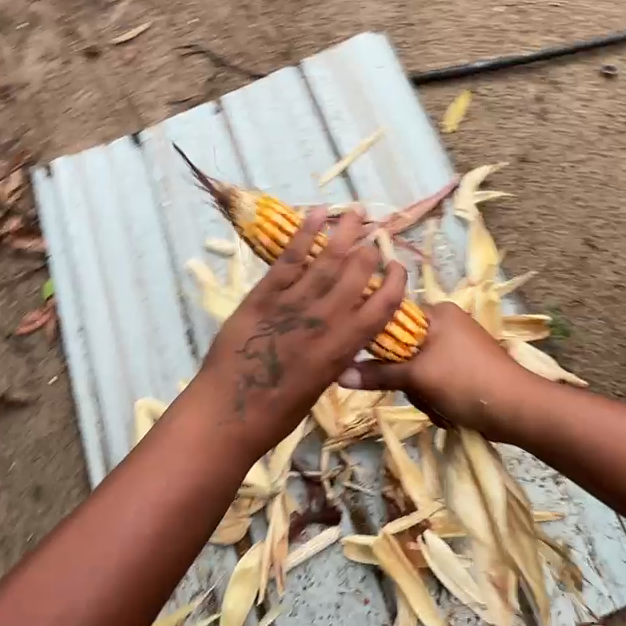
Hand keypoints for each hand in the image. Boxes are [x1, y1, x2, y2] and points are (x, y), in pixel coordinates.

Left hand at [196, 208, 408, 453]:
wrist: (227, 414)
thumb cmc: (276, 413)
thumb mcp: (320, 386)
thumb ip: (336, 355)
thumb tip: (347, 334)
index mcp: (342, 348)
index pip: (381, 307)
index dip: (394, 283)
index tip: (398, 267)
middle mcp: (324, 321)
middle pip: (356, 275)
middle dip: (370, 250)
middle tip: (378, 232)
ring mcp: (293, 304)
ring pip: (326, 260)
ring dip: (344, 233)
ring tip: (357, 212)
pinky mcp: (264, 295)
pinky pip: (289, 259)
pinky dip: (304, 234)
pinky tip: (318, 214)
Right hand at [337, 301, 548, 440]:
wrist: (517, 409)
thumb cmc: (466, 381)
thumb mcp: (417, 377)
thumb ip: (378, 374)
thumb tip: (339, 373)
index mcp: (438, 312)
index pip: (393, 319)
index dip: (382, 344)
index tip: (377, 367)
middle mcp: (448, 323)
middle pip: (404, 350)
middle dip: (408, 379)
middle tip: (420, 391)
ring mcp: (458, 348)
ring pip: (419, 371)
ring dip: (423, 394)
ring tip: (439, 405)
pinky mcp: (465, 370)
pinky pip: (436, 382)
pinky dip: (437, 399)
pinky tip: (448, 411)